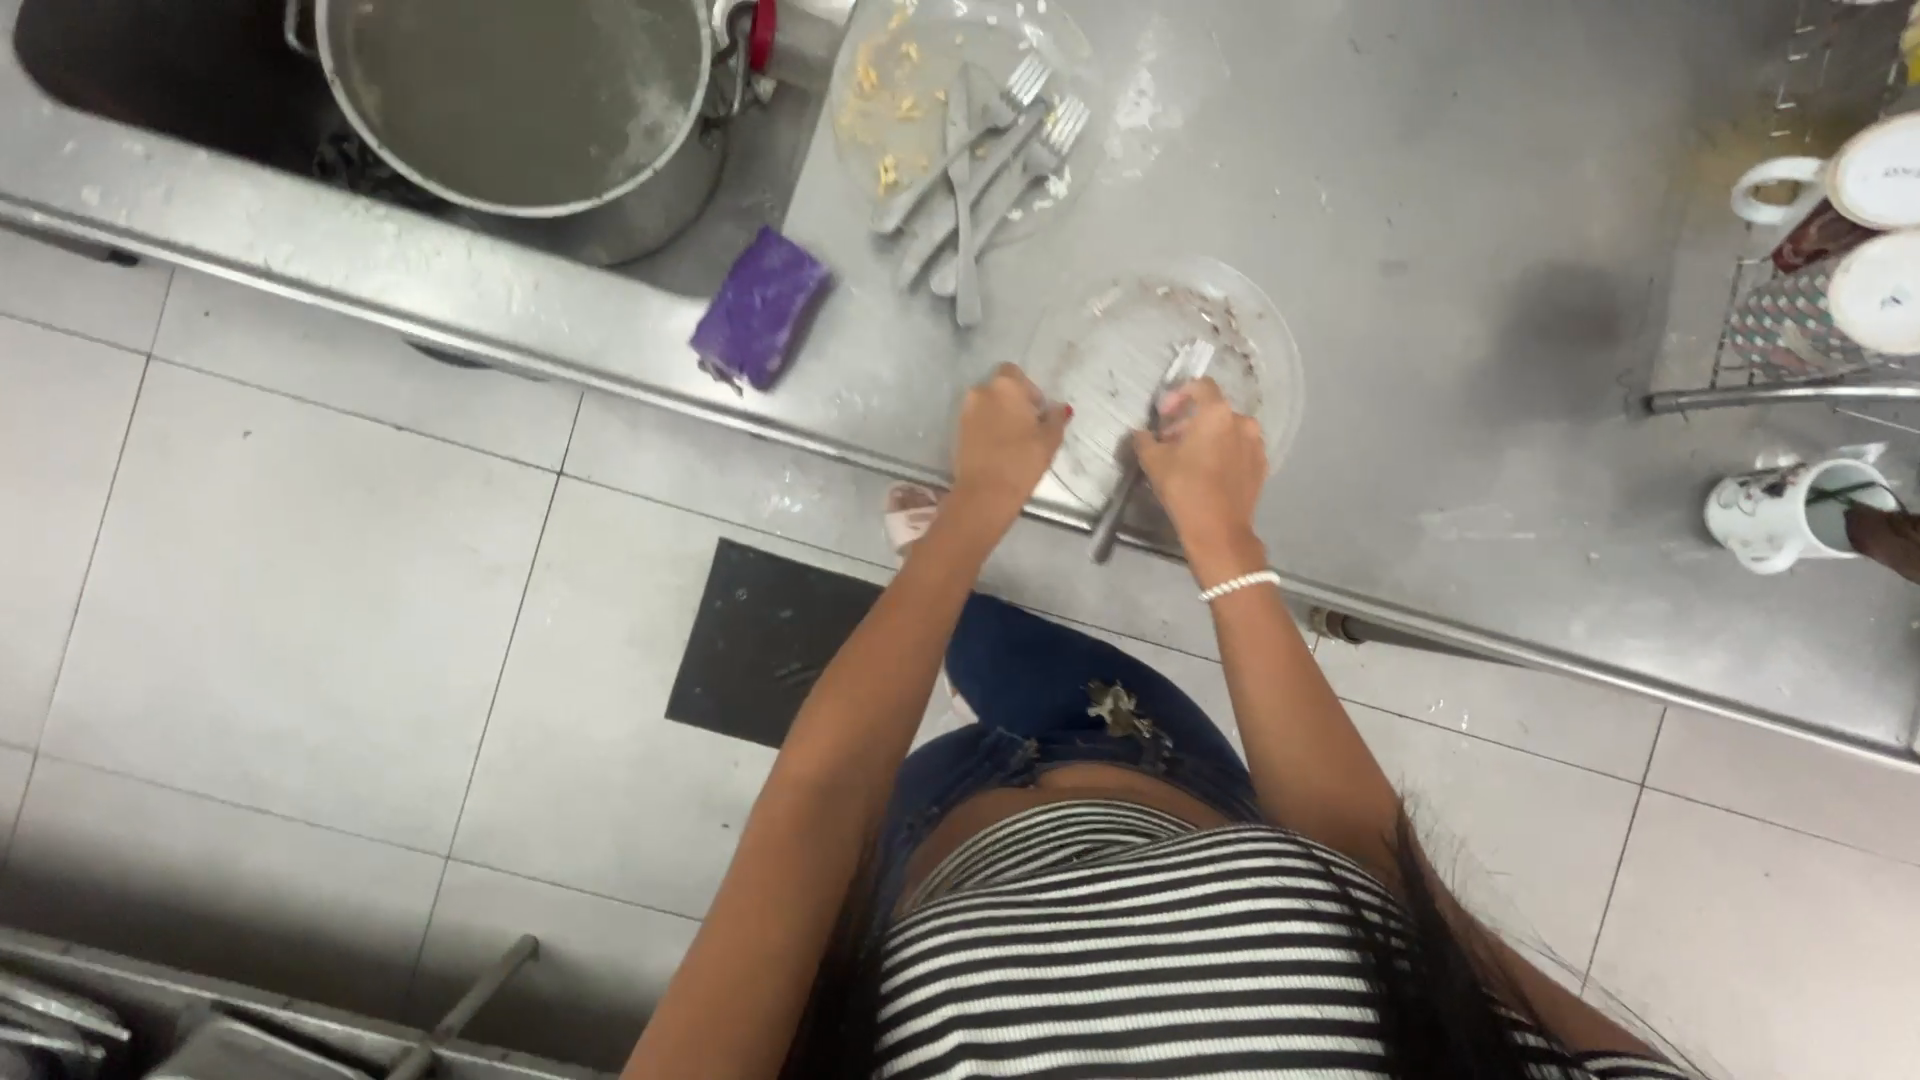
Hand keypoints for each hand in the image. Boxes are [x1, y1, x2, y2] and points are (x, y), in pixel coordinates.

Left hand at [946, 363, 1070, 537]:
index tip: (1037, 411)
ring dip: (1000, 415)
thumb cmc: (1022, 461)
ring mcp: (965, 411)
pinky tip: (999, 448)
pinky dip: (987, 428)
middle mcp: (981, 391)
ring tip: (1013, 440)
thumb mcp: (1049, 439)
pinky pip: (977, 421)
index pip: (1015, 373)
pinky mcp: (957, 431)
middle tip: (1028, 426)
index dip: (1028, 389)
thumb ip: (1056, 418)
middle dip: (1013, 402)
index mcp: (1005, 386)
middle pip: (1000, 389)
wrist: (985, 492)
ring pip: (987, 406)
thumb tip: (1060, 408)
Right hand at [1133, 377, 1268, 583]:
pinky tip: (1208, 474)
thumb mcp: (1153, 462)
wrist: (1218, 529)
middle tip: (1169, 443)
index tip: (1164, 414)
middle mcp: (1242, 422)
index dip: (1179, 395)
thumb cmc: (1184, 488)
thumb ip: (1144, 440)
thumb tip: (1140, 434)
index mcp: (1217, 413)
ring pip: (1227, 431)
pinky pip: (1239, 450)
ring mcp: (1256, 445)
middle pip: (1213, 412)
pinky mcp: (1261, 466)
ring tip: (1189, 460)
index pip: (1201, 386)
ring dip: (1207, 438)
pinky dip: (1223, 453)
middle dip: (1189, 423)